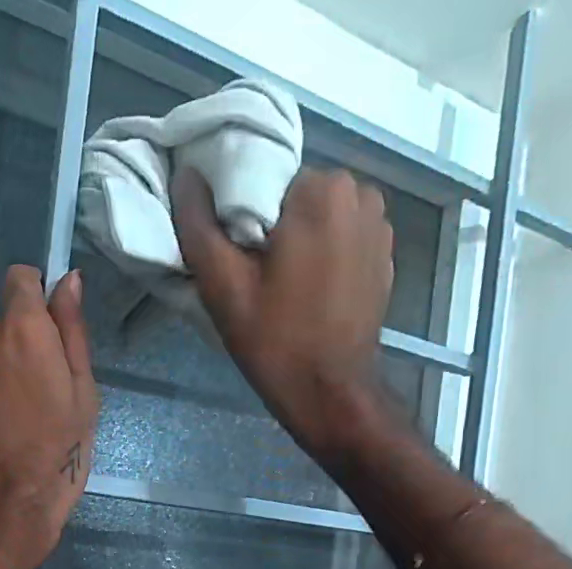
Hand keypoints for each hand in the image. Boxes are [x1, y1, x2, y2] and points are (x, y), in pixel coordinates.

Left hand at [0, 265, 97, 568]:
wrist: (3, 508)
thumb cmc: (58, 453)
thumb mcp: (83, 393)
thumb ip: (71, 330)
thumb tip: (69, 280)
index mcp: (23, 328)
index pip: (20, 278)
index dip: (33, 300)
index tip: (41, 332)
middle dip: (8, 347)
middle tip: (26, 395)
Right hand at [173, 167, 393, 463]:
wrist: (330, 391)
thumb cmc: (275, 340)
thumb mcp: (223, 286)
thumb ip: (199, 224)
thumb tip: (187, 174)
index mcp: (322, 191)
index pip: (265, 175)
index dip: (240, 212)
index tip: (232, 251)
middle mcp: (360, 193)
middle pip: (293, 193)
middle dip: (270, 224)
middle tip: (252, 272)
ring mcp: (380, 223)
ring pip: (318, 213)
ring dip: (297, 237)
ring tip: (280, 283)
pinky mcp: (385, 253)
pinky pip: (341, 235)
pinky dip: (322, 252)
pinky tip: (307, 289)